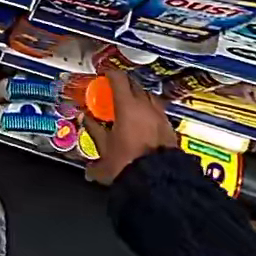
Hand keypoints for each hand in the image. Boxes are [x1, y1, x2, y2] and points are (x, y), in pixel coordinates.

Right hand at [82, 69, 177, 184]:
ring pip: (148, 96)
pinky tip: (143, 123)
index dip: (110, 73)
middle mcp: (146, 106)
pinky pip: (157, 111)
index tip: (104, 74)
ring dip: (138, 97)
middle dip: (123, 84)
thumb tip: (87, 121)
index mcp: (128, 106)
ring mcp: (160, 115)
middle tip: (113, 91)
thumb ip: (94, 131)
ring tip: (129, 107)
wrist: (158, 181)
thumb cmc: (129, 165)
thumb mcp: (104, 149)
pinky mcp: (169, 127)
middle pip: (134, 84)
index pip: (118, 79)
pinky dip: (148, 111)